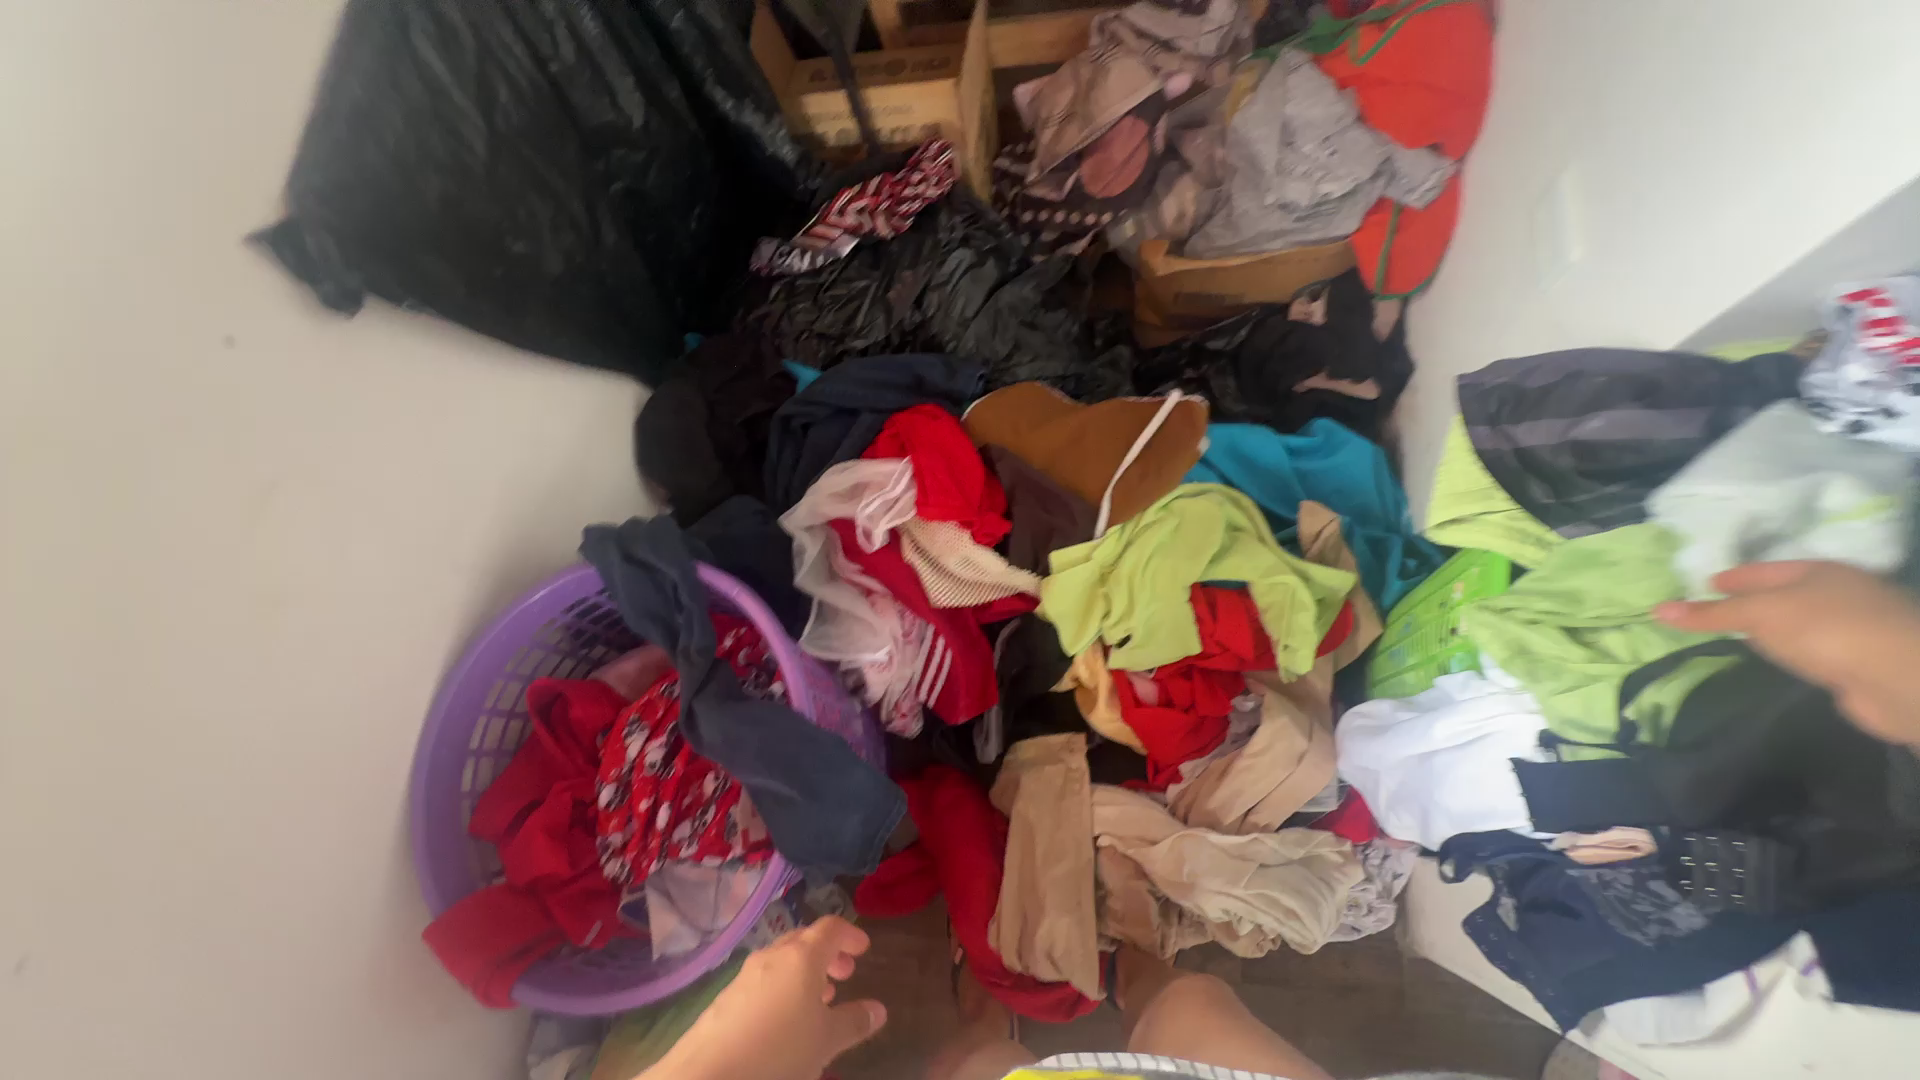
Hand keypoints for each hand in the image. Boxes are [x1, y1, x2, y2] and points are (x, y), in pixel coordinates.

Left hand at [642, 916, 886, 1079]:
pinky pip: (761, 983)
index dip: (849, 934)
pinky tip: (782, 1022)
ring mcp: (744, 977)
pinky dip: (780, 990)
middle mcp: (772, 957)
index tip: (863, 949)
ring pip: (781, 962)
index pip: (830, 928)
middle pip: (804, 940)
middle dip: (827, 953)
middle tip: (845, 974)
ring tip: (817, 1001)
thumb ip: (854, 1022)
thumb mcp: (826, 1042)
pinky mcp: (724, 1001)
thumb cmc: (778, 1053)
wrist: (706, 1078)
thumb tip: (879, 1008)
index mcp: (801, 957)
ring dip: (803, 973)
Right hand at [1655, 560, 1919, 745]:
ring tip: (1738, 637)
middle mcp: (1842, 593)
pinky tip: (1777, 658)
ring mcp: (1857, 627)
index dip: (1732, 577)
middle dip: (1750, 602)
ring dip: (1773, 629)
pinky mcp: (1863, 659)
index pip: (1763, 570)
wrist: (1906, 680)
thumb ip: (1709, 613)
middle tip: (1711, 612)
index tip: (1701, 586)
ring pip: (1799, 622)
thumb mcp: (1758, 615)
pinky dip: (1792, 650)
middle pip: (1783, 594)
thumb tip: (1656, 609)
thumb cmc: (1827, 630)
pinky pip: (1813, 648)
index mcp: (1820, 572)